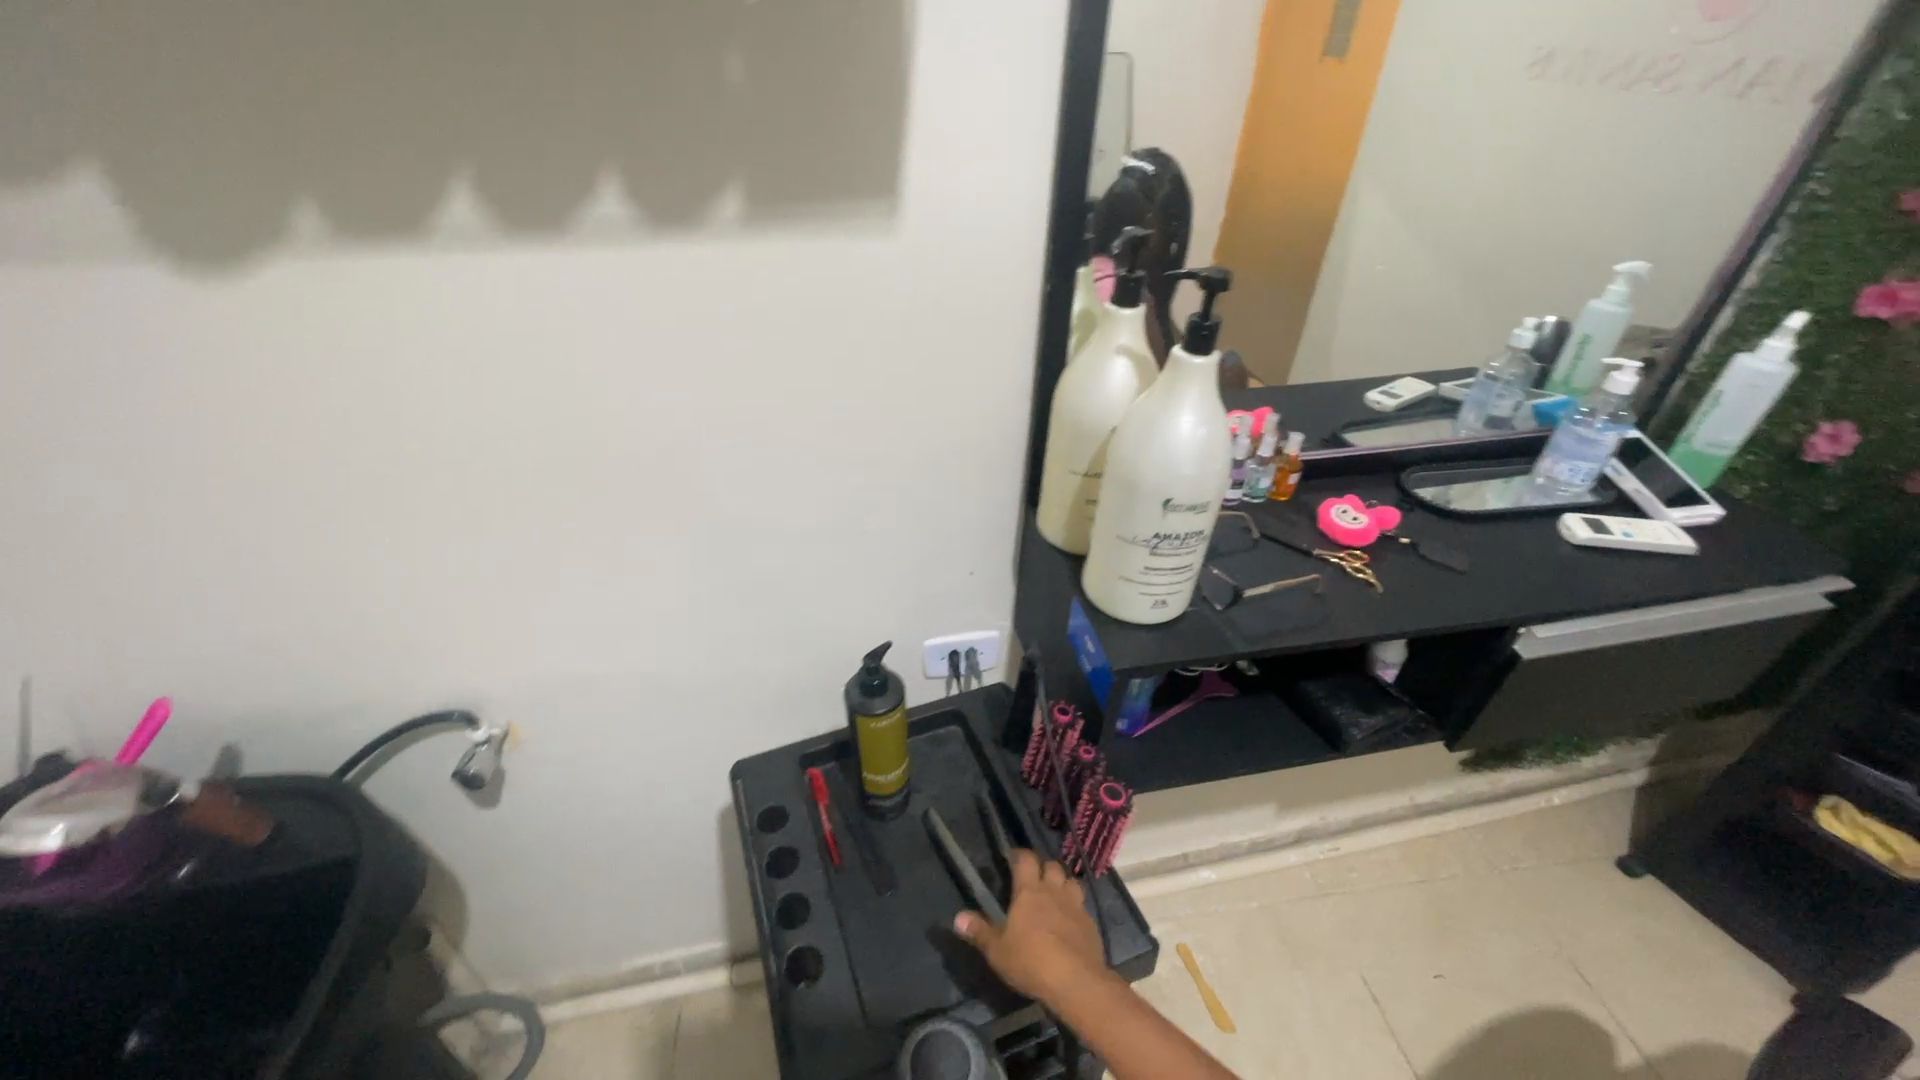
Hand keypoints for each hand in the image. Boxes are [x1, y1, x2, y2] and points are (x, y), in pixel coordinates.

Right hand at [953, 849, 1112, 1005]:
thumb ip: (979, 932)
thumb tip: (958, 917)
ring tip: (1055, 894)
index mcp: (1030, 892)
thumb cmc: (1031, 961)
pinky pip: (1082, 906)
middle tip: (1034, 878)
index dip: (1019, 855)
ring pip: (1072, 881)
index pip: (1026, 860)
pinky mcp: (1091, 923)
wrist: (1076, 981)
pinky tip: (1070, 920)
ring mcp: (1076, 906)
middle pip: (1052, 866)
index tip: (1012, 857)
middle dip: (1043, 867)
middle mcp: (1054, 892)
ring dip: (1063, 883)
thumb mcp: (998, 951)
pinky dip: (1076, 907)